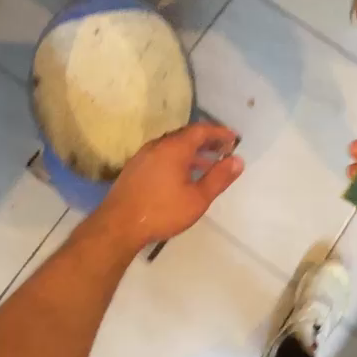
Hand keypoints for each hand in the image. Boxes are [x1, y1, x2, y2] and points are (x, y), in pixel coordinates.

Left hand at [86, 124, 243, 249]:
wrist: (119, 225)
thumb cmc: (162, 211)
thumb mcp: (197, 198)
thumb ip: (219, 178)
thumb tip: (238, 160)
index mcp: (174, 147)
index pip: (201, 130)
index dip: (219, 132)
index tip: (234, 138)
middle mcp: (157, 145)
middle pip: (186, 136)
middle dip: (206, 141)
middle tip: (223, 150)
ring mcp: (143, 156)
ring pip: (173, 147)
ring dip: (192, 152)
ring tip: (208, 165)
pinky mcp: (135, 168)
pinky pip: (162, 156)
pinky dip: (177, 159)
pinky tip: (183, 176)